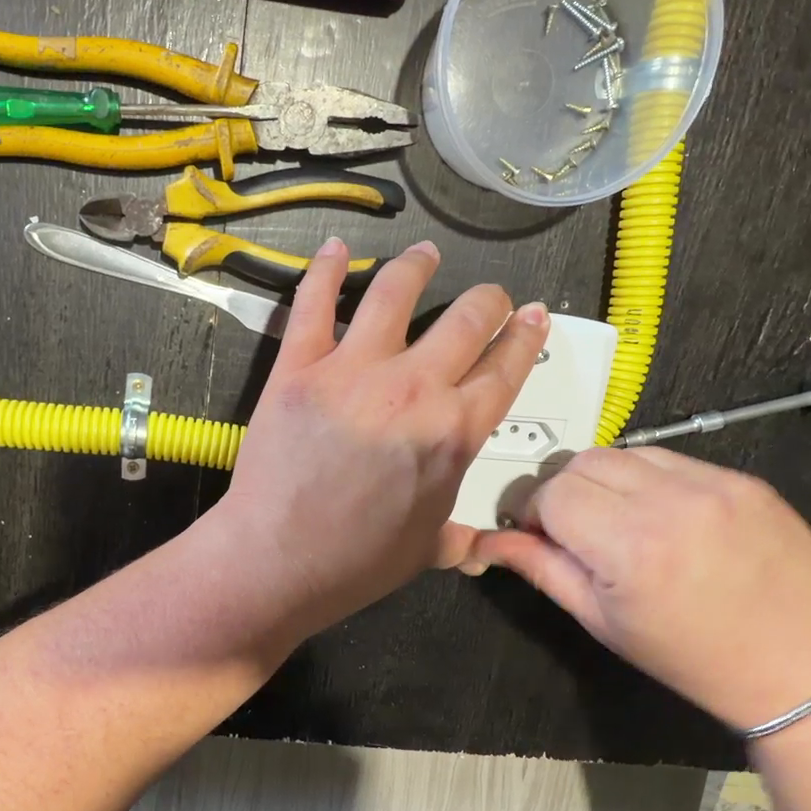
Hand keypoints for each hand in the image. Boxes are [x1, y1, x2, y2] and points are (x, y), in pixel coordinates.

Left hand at [203, 237, 549, 642]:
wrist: (277, 559)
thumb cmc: (357, 562)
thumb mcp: (427, 548)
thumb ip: (457, 531)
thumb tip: (477, 541)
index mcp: (456, 432)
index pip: (505, 369)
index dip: (525, 338)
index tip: (532, 317)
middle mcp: (415, 388)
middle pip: (467, 321)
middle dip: (488, 301)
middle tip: (489, 296)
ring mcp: (354, 371)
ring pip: (396, 293)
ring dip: (417, 267)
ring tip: (426, 254)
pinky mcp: (299, 366)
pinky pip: (315, 304)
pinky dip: (325, 270)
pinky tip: (335, 248)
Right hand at [465, 447, 810, 729]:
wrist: (803, 668)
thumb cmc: (691, 658)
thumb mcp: (602, 622)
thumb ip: (542, 569)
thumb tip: (489, 541)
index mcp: (631, 549)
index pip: (551, 494)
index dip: (535, 514)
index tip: (541, 538)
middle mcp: (671, 504)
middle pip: (582, 462)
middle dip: (565, 492)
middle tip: (577, 531)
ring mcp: (714, 485)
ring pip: (623, 452)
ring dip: (605, 480)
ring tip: (620, 522)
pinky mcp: (743, 478)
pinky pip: (670, 459)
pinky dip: (649, 480)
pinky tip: (662, 518)